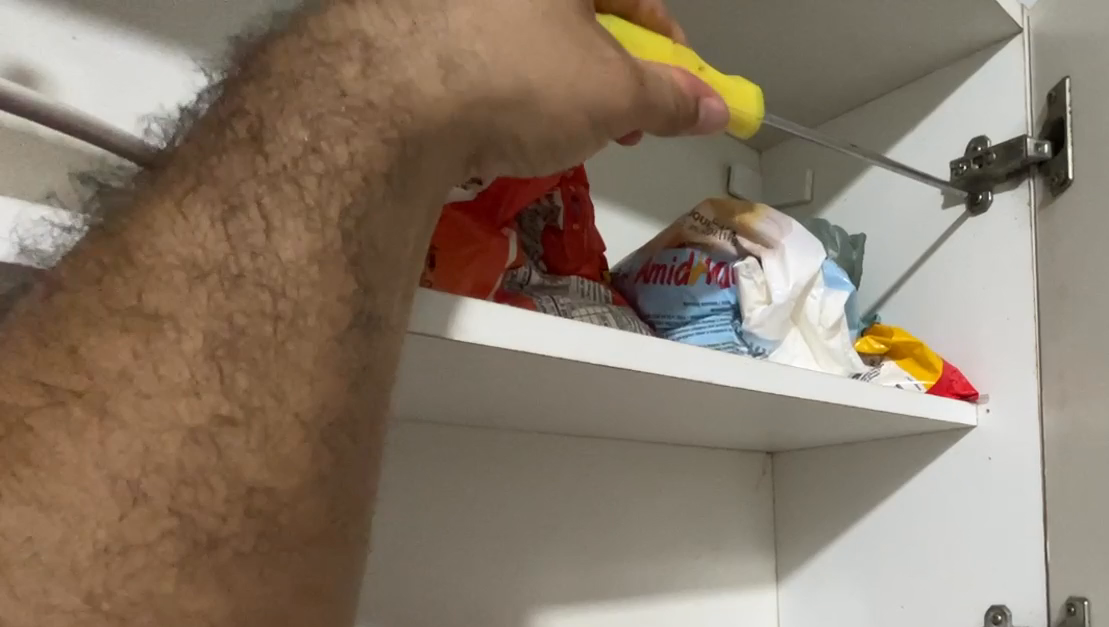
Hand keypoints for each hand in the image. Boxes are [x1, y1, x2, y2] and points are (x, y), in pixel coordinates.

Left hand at [322, 0, 730, 178]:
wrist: (392, 100)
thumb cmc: (517, 80)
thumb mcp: (618, 96)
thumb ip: (673, 99)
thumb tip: (713, 108)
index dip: (669, 46)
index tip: (686, 84)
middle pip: (582, 13)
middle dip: (617, 69)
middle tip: (630, 117)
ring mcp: (457, 0)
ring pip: (536, 31)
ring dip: (572, 80)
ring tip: (578, 128)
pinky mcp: (415, 19)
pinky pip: (491, 43)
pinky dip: (522, 80)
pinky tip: (524, 120)